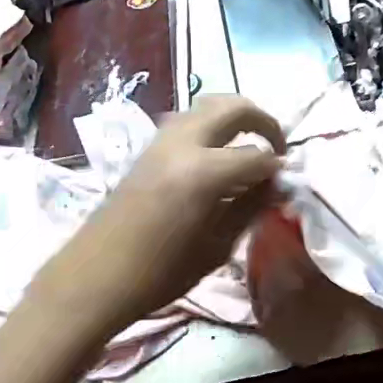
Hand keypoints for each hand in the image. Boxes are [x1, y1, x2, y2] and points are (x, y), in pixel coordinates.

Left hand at [44, 95, 285, 334]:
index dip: (277, 168)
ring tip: (248, 150)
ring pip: (207, 106)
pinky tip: (217, 158)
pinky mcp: (147, 149)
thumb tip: (275, 184)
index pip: (257, 155)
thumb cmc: (161, 273)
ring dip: (234, 119)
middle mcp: (183, 143)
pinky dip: (211, 128)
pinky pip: (188, 121)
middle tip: (276, 149)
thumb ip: (249, 208)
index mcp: (203, 172)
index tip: (286, 182)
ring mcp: (161, 141)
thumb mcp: (216, 247)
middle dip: (263, 122)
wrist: (96, 276)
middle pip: (234, 107)